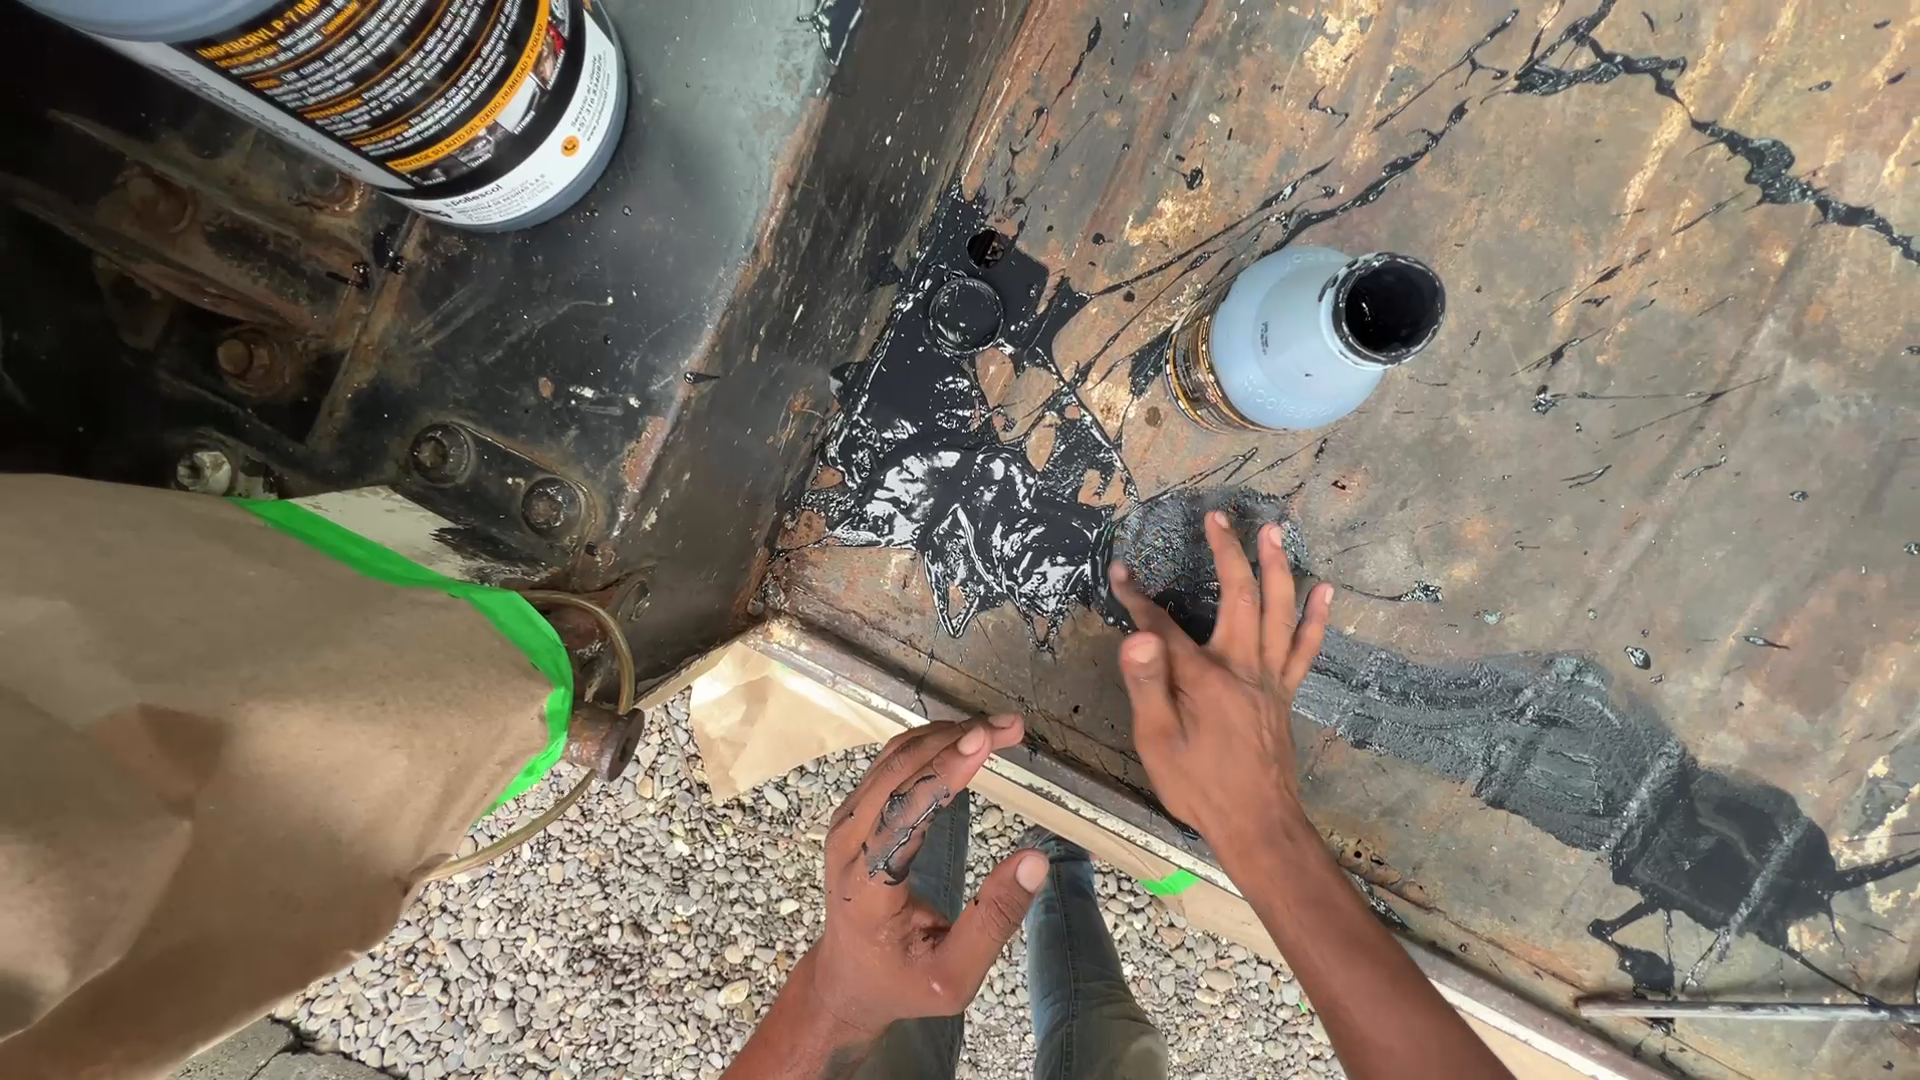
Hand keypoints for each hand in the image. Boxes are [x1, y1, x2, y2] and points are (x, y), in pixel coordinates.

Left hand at [804, 715, 1048, 1038]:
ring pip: (895, 756)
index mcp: (866, 884)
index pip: (903, 811)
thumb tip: (1035, 860)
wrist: (846, 978)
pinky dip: (932, 742)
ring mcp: (847, 819)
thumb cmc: (901, 981)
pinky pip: (892, 761)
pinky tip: (966, 739)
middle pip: (899, 770)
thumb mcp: (954, 977)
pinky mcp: (856, 809)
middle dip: (957, 739)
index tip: (984, 740)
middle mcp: (848, 840)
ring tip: (998, 730)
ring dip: (947, 734)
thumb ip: (994, 921)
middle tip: (1010, 727)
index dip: (944, 770)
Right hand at [1108, 512, 1332, 859]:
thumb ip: (1147, 683)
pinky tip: (1324, 590)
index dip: (1137, 598)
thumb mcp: (1156, 739)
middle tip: (1218, 517)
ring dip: (1276, 567)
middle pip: (1238, 595)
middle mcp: (1242, 666)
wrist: (1257, 824)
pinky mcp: (1285, 692)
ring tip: (1273, 531)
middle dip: (1226, 552)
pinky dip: (1314, 616)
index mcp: (1203, 676)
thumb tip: (1136, 633)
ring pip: (1278, 610)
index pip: (1162, 625)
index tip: (1120, 572)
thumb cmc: (1198, 784)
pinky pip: (1303, 647)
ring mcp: (1269, 677)